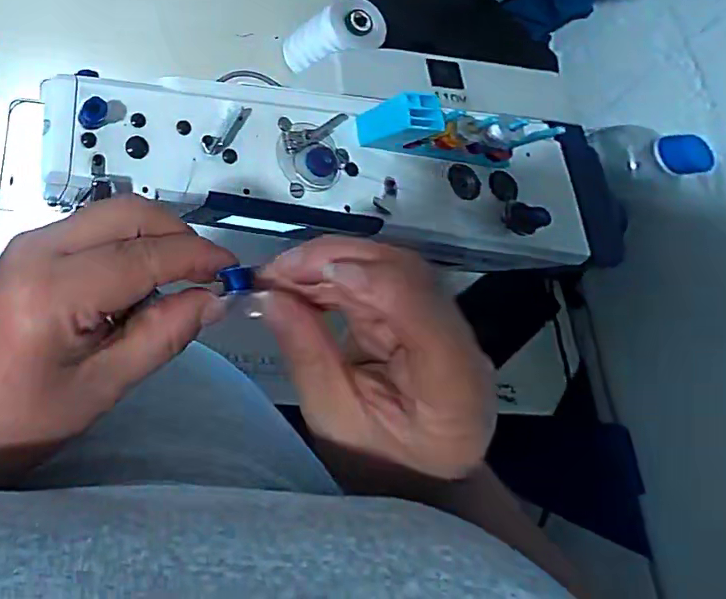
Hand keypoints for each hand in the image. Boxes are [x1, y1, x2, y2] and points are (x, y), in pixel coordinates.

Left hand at [0, 195, 235, 463]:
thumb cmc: (23, 418)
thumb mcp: (102, 386)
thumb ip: (162, 335)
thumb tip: (212, 298)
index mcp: (53, 287)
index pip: (141, 255)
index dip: (194, 256)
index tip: (232, 270)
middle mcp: (38, 247)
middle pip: (125, 212)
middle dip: (175, 233)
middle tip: (207, 274)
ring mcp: (30, 241)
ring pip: (109, 213)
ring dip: (151, 236)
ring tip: (176, 283)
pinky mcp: (29, 246)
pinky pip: (92, 228)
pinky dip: (125, 243)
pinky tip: (136, 284)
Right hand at [258, 236, 494, 481]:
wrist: (410, 466)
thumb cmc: (376, 454)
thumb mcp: (333, 416)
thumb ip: (306, 355)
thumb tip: (269, 295)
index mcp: (452, 387)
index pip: (425, 316)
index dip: (376, 282)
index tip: (317, 274)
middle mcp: (456, 342)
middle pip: (405, 273)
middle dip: (335, 259)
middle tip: (275, 271)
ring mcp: (438, 318)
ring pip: (385, 263)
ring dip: (325, 259)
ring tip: (276, 275)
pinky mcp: (413, 304)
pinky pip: (371, 270)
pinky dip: (328, 268)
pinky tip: (296, 278)